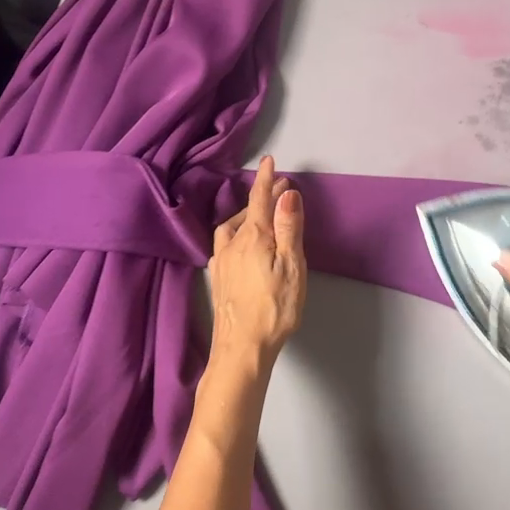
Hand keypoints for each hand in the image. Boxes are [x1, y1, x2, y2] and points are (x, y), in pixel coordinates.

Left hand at [207, 156, 306, 363]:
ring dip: (246, 215)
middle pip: (247, 212)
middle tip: (280, 190)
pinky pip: (223, 245)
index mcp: (253, 237)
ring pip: (230, 228)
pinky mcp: (217, 280)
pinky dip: (235, 234)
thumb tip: (287, 192)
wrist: (241, 349)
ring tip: (260, 216)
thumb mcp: (291, 264)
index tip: (269, 160)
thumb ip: (289, 227)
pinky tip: (239, 245)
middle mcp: (232, 244)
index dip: (265, 178)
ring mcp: (221, 263)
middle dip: (263, 197)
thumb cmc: (274, 307)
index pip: (259, 199)